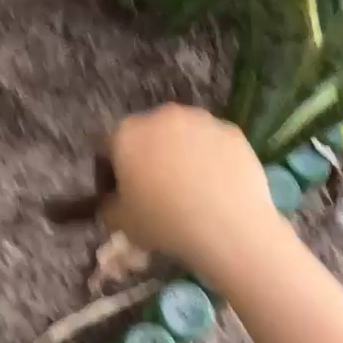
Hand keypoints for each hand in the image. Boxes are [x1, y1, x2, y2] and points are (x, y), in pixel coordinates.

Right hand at [101, 105, 281, 273]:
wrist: (227, 225)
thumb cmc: (164, 223)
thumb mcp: (121, 223)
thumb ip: (110, 206)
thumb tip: (115, 200)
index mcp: (128, 134)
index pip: (109, 147)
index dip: (112, 173)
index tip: (120, 194)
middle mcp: (163, 117)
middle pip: (149, 135)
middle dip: (149, 158)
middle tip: (156, 190)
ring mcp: (202, 121)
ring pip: (184, 136)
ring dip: (182, 155)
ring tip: (191, 189)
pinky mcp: (233, 131)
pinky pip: (213, 144)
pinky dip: (211, 160)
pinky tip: (216, 187)